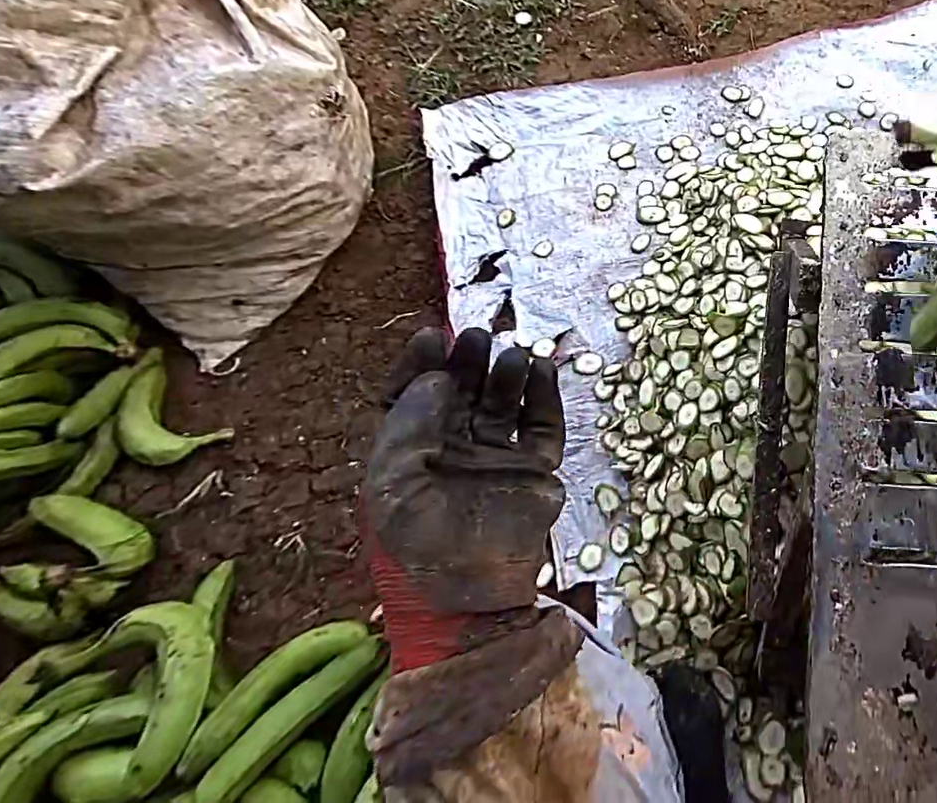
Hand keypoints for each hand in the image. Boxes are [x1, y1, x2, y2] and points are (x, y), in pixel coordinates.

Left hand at [364, 327, 564, 671]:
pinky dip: (544, 396)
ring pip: (503, 402)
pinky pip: (542, 425)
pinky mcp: (534, 470)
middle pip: (463, 392)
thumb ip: (409, 425)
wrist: (473, 600)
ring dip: (507, 373)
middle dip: (468, 361)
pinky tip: (542, 370)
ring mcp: (497, 458)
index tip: (432, 336)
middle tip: (477, 336)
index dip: (421, 364)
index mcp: (412, 454)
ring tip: (511, 354)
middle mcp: (454, 450)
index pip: (415, 396)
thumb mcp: (392, 486)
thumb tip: (436, 377)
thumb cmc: (418, 548)